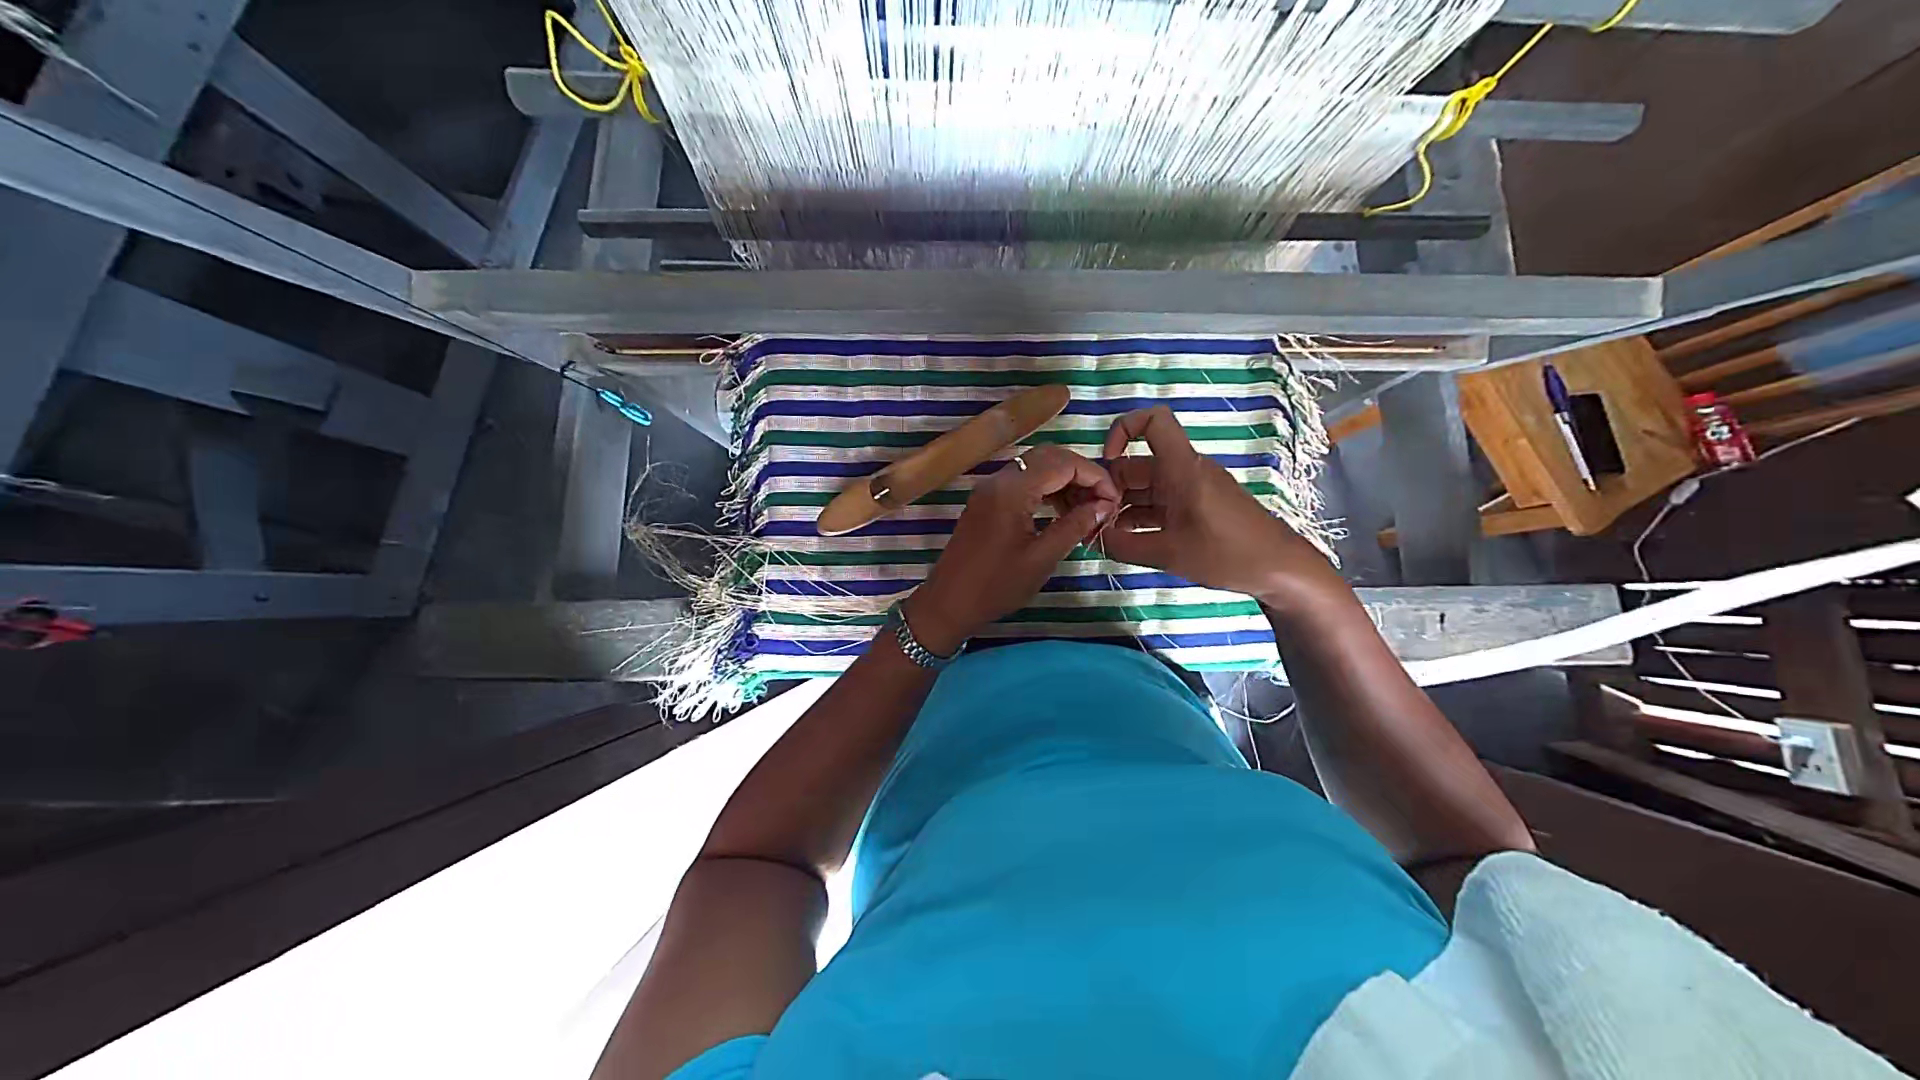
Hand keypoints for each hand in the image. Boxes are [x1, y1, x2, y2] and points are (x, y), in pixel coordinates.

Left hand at [904, 444, 1119, 653]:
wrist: (947, 603)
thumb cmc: (995, 586)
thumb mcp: (1042, 558)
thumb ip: (1074, 526)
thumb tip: (1104, 506)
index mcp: (1012, 490)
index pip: (1063, 463)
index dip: (1095, 476)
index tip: (1113, 501)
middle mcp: (999, 480)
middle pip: (1050, 457)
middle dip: (1081, 474)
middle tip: (1102, 504)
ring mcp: (989, 488)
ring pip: (1036, 467)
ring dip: (1064, 482)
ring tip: (1086, 512)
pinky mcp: (986, 500)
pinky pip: (1022, 481)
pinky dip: (1046, 490)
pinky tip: (1062, 513)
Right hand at [1097, 406, 1344, 611]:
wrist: (1280, 569)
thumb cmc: (1228, 554)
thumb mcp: (1168, 554)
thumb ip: (1123, 545)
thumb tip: (1090, 537)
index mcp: (1182, 468)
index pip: (1153, 421)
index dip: (1123, 430)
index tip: (1107, 462)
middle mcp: (1185, 471)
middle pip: (1138, 463)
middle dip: (1111, 487)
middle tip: (1094, 519)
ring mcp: (1191, 489)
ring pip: (1145, 486)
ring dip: (1123, 506)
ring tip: (1103, 534)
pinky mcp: (1196, 506)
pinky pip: (1159, 502)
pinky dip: (1140, 516)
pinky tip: (1124, 539)